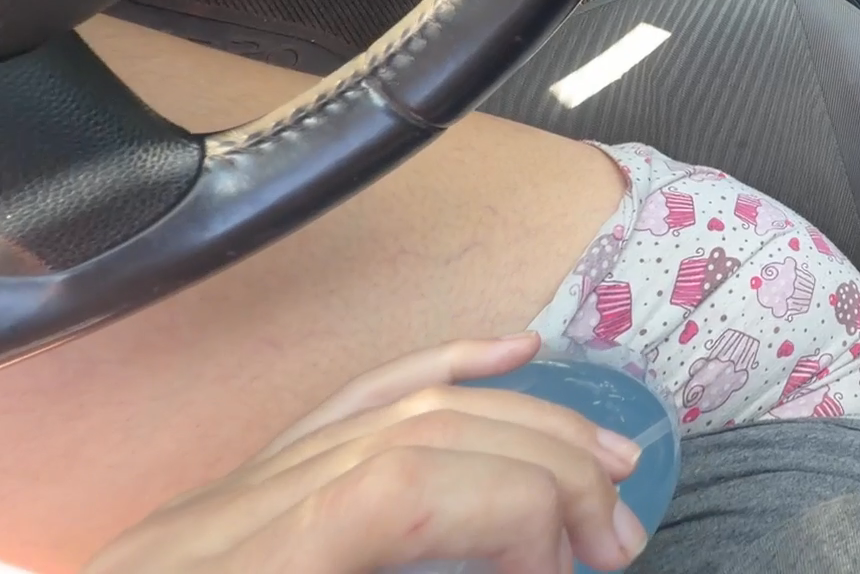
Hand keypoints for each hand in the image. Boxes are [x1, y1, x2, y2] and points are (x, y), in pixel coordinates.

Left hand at [85, 333, 648, 573]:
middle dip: (548, 472)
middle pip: (425, 436)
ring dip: (532, 426)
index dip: (509, 511)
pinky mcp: (246, 485)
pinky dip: (450, 363)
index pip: (395, 491)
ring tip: (611, 464)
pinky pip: (358, 397)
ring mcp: (231, 491)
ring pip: (414, 409)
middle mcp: (218, 521)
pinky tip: (519, 349)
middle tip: (616, 533)